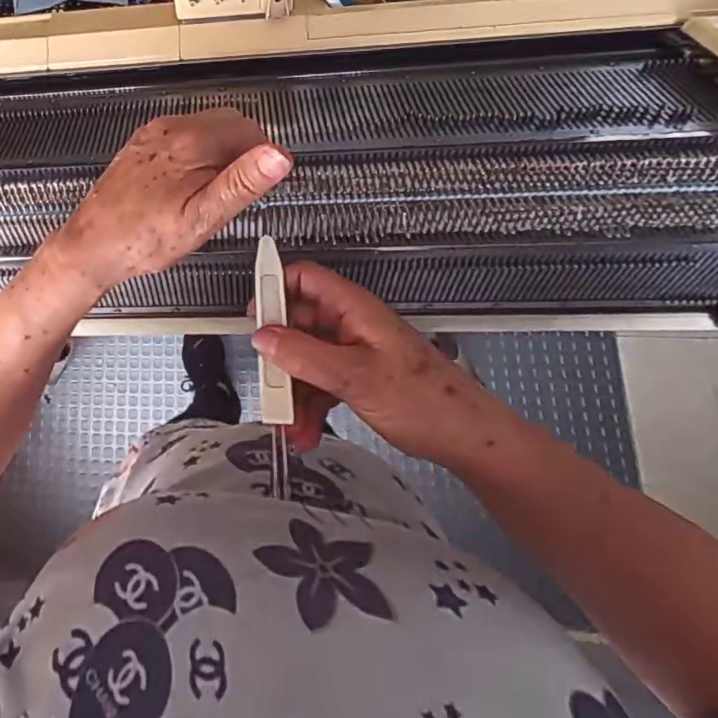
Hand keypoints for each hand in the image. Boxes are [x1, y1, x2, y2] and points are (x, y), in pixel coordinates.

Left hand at [40, 108, 292, 293]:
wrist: (91, 246)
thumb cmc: (140, 238)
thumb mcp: (203, 218)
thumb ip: (242, 182)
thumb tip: (277, 156)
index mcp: (192, 142)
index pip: (252, 131)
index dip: (263, 160)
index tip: (259, 186)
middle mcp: (171, 129)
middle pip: (231, 124)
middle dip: (242, 154)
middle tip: (234, 194)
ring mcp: (154, 135)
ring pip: (207, 130)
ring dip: (219, 155)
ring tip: (208, 195)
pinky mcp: (142, 146)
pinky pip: (182, 139)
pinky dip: (194, 158)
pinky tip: (184, 190)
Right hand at [253, 262, 518, 465]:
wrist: (465, 438)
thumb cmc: (431, 401)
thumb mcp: (358, 377)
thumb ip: (306, 356)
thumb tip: (265, 338)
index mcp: (355, 309)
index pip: (304, 278)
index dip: (274, 290)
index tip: (252, 316)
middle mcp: (351, 325)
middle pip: (297, 325)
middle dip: (279, 358)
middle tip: (270, 384)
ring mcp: (353, 352)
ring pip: (304, 359)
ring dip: (292, 391)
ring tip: (290, 422)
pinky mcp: (356, 377)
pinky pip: (319, 383)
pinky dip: (309, 406)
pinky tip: (307, 430)